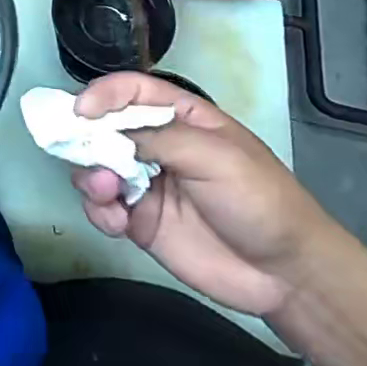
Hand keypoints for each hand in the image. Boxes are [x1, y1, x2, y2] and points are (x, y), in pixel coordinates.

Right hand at [72, 72, 344, 315]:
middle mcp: (155, 145)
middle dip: (87, 140)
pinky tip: (115, 221)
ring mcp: (145, 183)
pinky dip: (99, 211)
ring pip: (96, 168)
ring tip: (107, 193)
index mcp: (179, 117)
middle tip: (84, 157)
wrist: (286, 273)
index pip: (130, 91)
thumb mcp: (214, 156)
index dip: (103, 95)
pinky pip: (103, 208)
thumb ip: (158, 140)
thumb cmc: (259, 198)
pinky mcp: (139, 220)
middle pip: (103, 128)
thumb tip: (107, 134)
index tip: (80, 112)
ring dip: (91, 177)